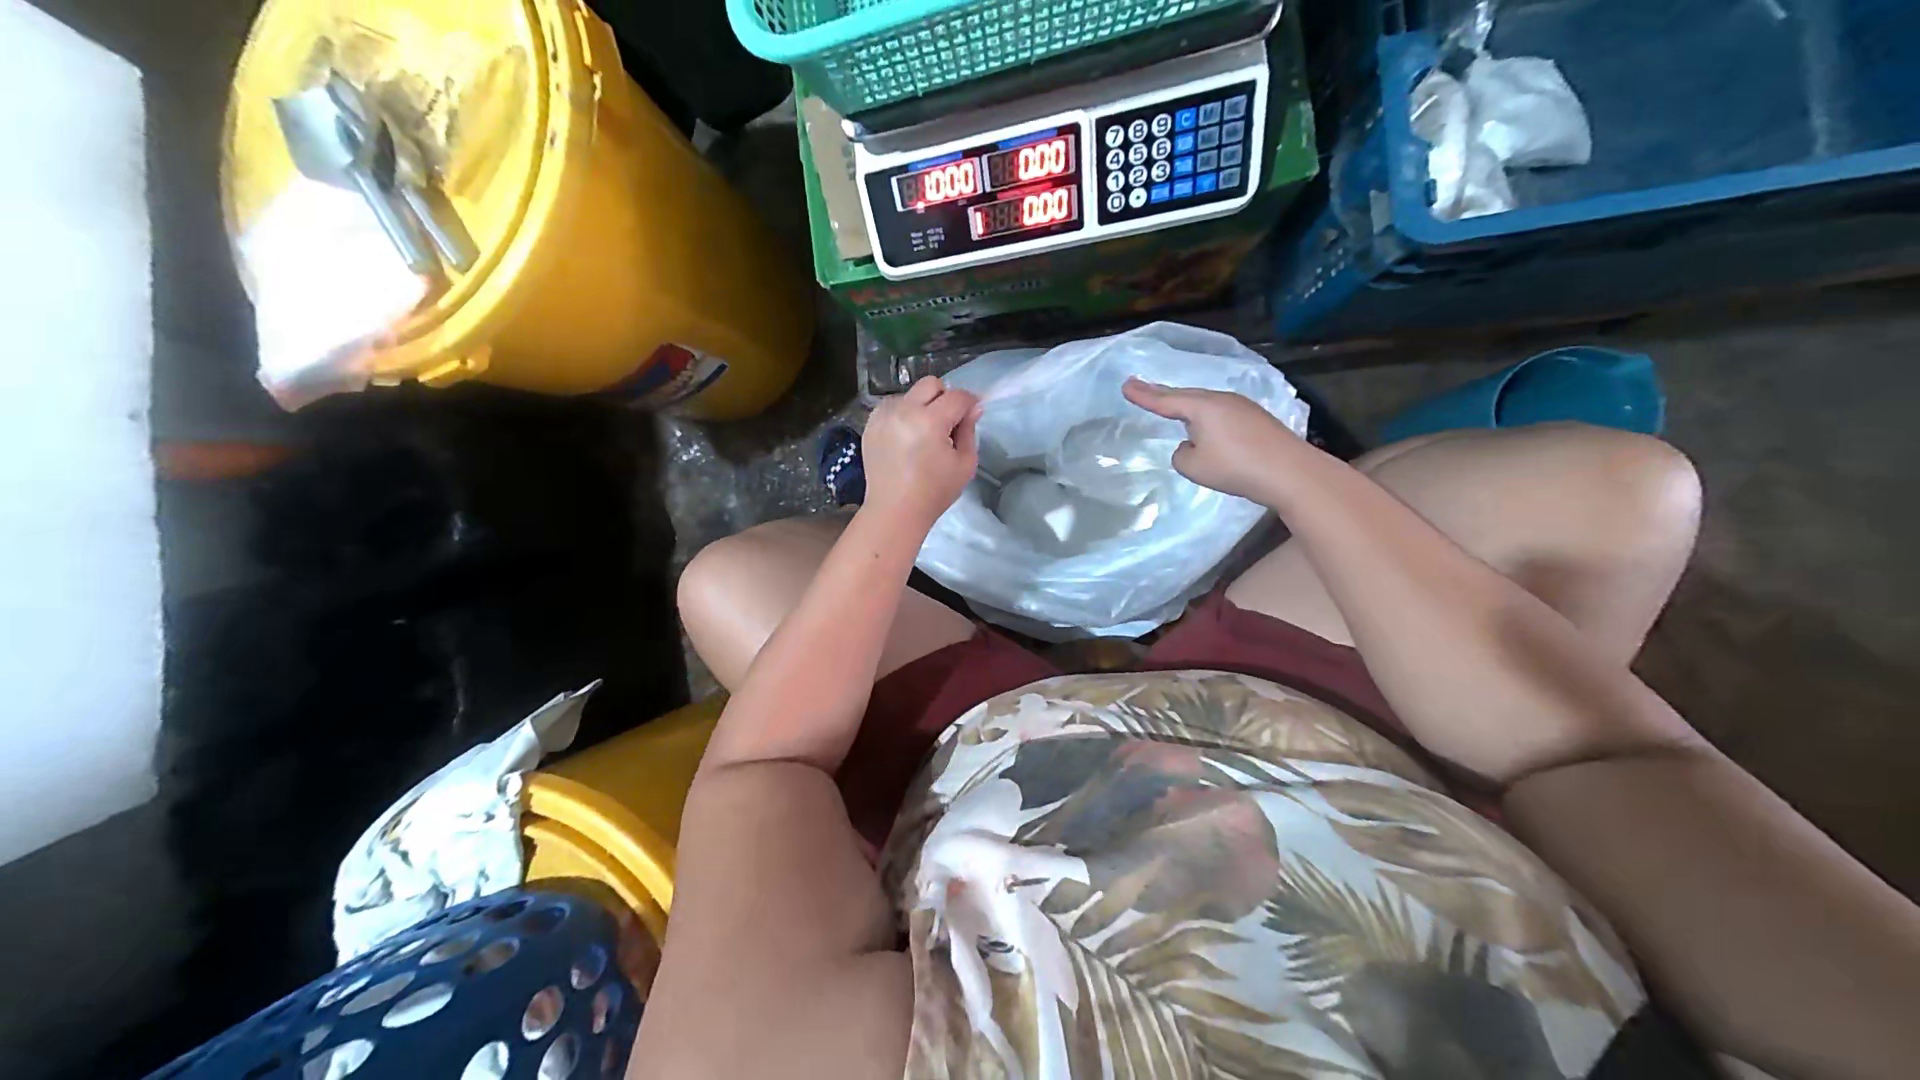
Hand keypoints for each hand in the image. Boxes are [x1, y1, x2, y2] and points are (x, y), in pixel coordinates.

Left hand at [862, 376, 981, 529]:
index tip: (973, 414)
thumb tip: (973, 409)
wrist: (894, 510)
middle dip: (944, 398)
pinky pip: (892, 406)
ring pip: (910, 394)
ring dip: (922, 406)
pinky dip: (903, 414)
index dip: (970, 403)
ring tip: (924, 433)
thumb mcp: (965, 464)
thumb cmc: (934, 492)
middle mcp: (904, 411)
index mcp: (930, 422)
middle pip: (931, 384)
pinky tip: (906, 437)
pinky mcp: (871, 424)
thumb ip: (969, 432)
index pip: (957, 397)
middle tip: (947, 423)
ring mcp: (884, 416)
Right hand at [1122, 378, 1301, 500]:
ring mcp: (1242, 407)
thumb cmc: (1235, 468)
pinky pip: (1221, 413)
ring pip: (1205, 403)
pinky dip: (1206, 416)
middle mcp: (1221, 400)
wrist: (1290, 471)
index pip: (1165, 401)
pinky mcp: (1255, 419)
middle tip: (1141, 388)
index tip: (1126, 386)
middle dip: (1163, 394)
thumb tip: (1191, 445)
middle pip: (1185, 396)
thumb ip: (1181, 454)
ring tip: (1172, 406)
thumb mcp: (1193, 466)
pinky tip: (1206, 426)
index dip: (1143, 396)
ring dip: (1186, 405)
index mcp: (1202, 407)